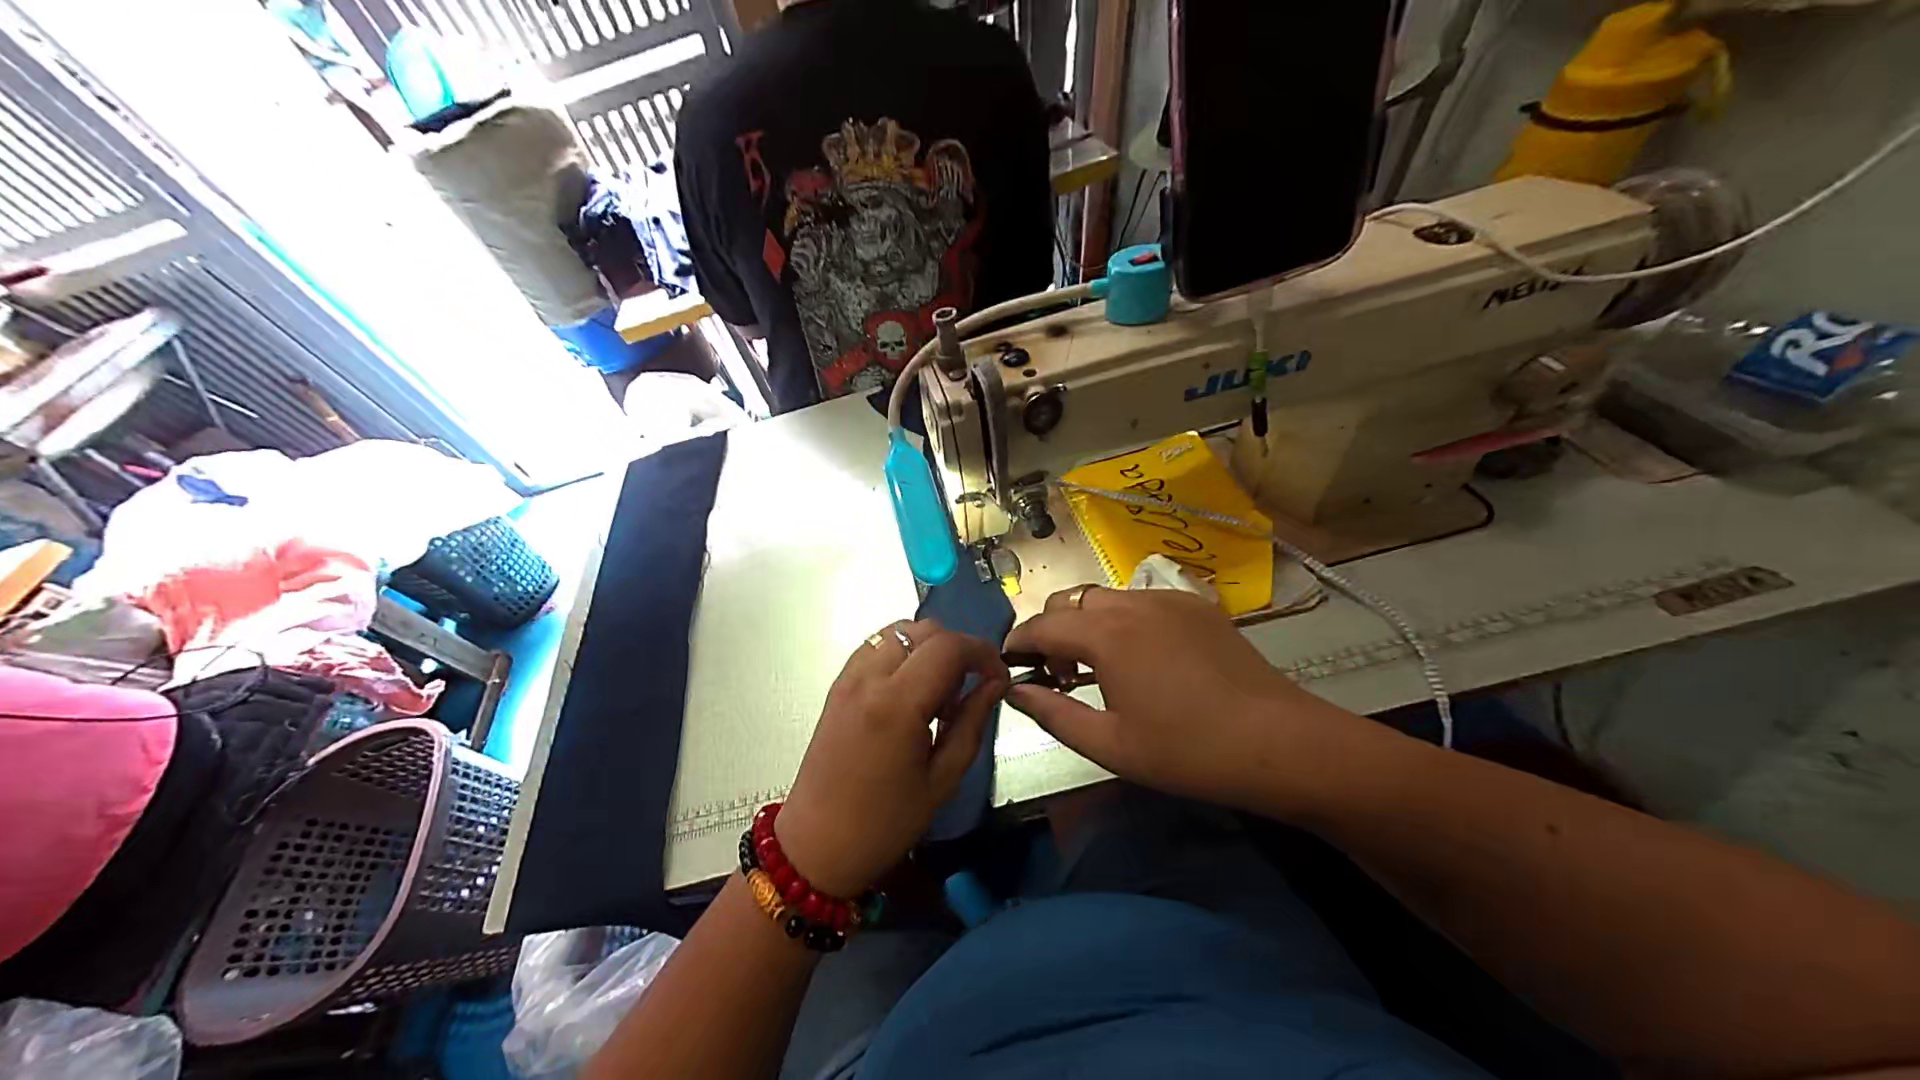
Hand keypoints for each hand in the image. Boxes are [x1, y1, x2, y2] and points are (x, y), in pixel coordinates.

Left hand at [776, 619, 1008, 897]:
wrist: (817, 845)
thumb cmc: (885, 823)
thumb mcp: (943, 779)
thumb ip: (973, 723)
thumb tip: (995, 684)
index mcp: (896, 703)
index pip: (948, 647)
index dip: (982, 653)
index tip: (998, 676)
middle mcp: (869, 677)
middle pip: (924, 630)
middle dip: (958, 648)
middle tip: (971, 686)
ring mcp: (848, 678)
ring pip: (898, 631)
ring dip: (929, 646)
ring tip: (941, 689)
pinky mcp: (838, 685)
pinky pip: (876, 646)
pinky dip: (902, 651)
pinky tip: (912, 688)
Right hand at [1003, 586, 1358, 809]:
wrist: (1279, 744)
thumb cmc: (1187, 751)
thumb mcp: (1109, 744)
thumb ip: (1053, 713)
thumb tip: (1015, 691)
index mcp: (1106, 634)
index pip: (1042, 624)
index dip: (1018, 641)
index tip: (1009, 663)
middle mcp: (1132, 603)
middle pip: (1071, 601)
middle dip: (1052, 630)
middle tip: (1058, 675)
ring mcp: (1169, 600)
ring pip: (1106, 598)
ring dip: (1087, 623)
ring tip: (1098, 667)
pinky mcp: (1198, 607)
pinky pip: (1143, 601)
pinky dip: (1124, 620)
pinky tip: (1142, 657)